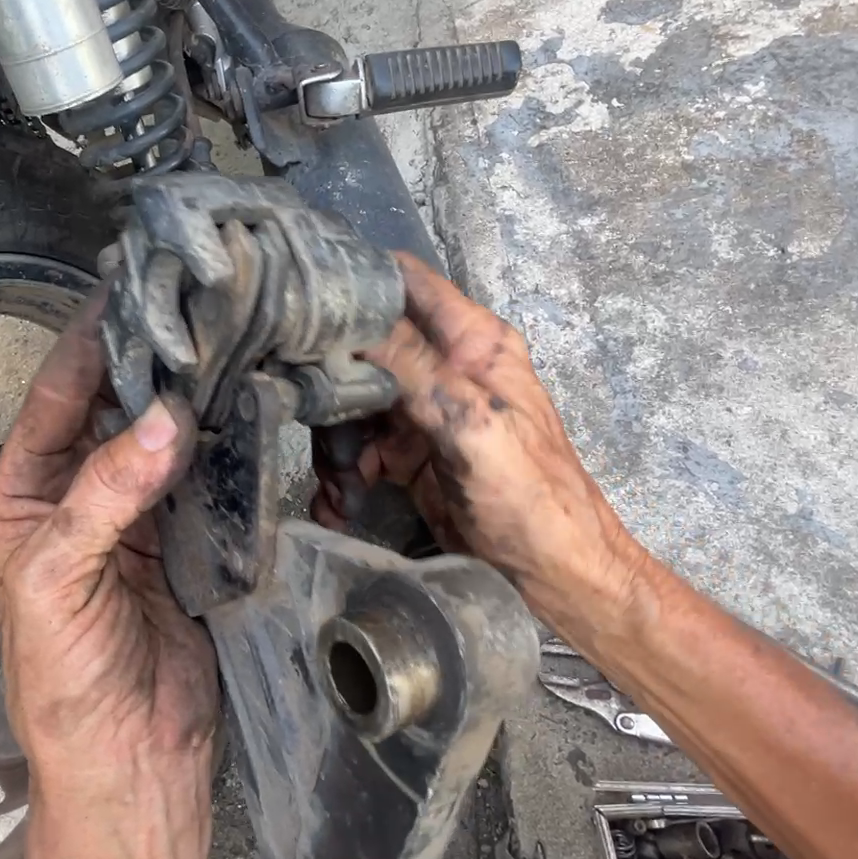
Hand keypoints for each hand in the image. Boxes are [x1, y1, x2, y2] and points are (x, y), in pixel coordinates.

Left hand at [0, 294, 217, 858]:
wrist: (131, 756)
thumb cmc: (63, 679)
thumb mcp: (57, 580)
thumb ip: (105, 497)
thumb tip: (160, 421)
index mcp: (26, 496)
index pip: (56, 402)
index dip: (87, 348)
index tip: (123, 294)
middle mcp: (81, 493)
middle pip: (115, 411)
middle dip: (147, 366)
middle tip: (189, 312)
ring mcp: (138, 512)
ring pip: (164, 438)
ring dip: (190, 400)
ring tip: (225, 347)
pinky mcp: (187, 535)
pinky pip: (204, 476)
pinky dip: (223, 444)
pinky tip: (246, 409)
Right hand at [311, 254, 649, 643]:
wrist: (549, 576)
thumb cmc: (527, 496)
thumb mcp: (469, 424)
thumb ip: (412, 367)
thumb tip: (348, 321)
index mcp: (471, 341)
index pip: (405, 283)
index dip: (356, 286)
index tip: (308, 313)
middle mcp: (443, 365)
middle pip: (363, 349)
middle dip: (336, 393)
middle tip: (325, 433)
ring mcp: (422, 410)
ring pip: (352, 403)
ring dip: (337, 448)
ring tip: (341, 491)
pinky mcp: (406, 453)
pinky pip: (358, 449)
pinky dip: (343, 477)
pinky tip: (339, 506)